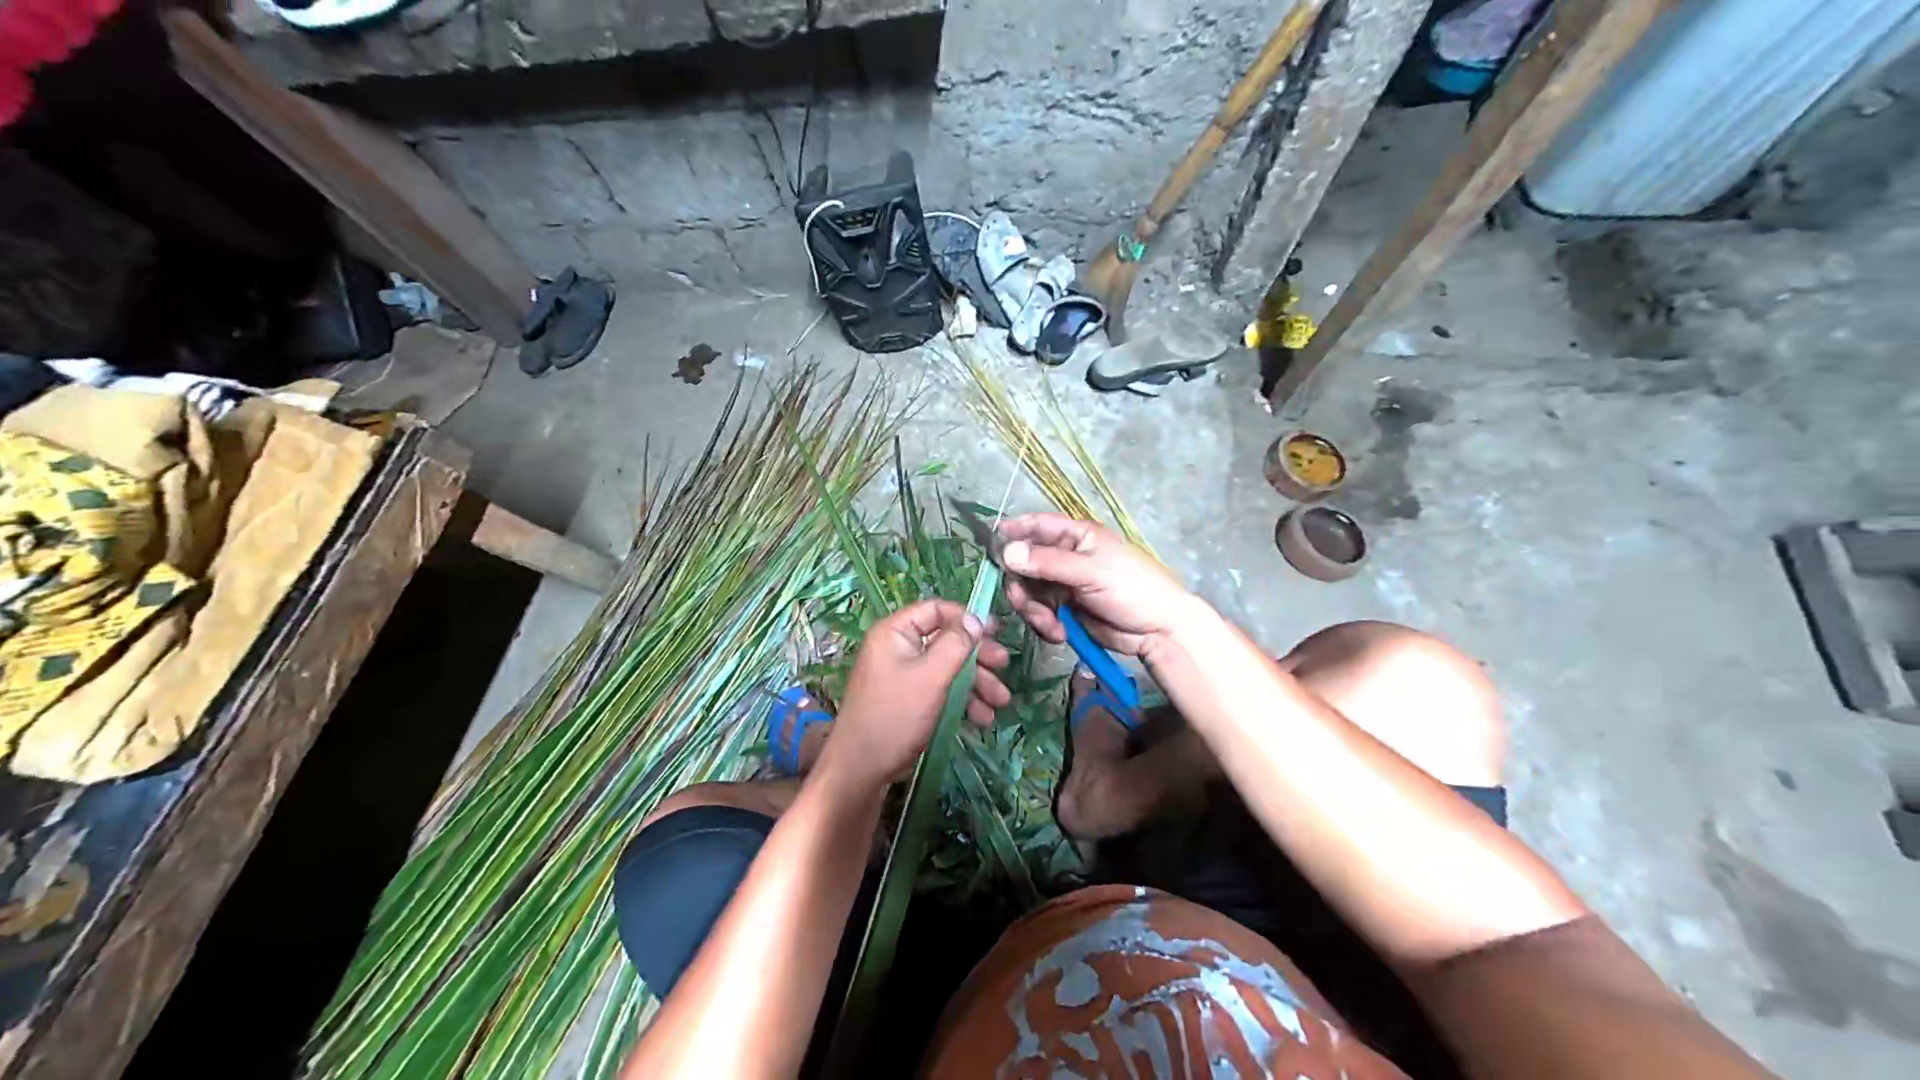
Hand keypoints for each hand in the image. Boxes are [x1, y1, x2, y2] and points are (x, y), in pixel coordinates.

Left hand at [818, 599, 1011, 792]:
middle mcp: (898, 648)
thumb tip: (976, 619)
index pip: (935, 610)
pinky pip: (940, 690)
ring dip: (976, 682)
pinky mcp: (909, 700)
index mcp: (895, 633)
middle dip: (977, 656)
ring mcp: (903, 675)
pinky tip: (982, 718)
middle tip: (1003, 666)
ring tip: (1000, 702)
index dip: (966, 618)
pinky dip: (962, 700)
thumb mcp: (931, 676)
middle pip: (946, 640)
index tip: (994, 632)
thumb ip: (956, 644)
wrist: (861, 769)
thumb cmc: (895, 716)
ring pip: (947, 668)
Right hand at [998, 514, 1200, 659]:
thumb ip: (1048, 563)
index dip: (1014, 531)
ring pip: (1031, 592)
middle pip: (1026, 564)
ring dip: (1034, 610)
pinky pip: (1041, 613)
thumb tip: (1007, 552)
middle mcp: (1068, 557)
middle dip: (1022, 585)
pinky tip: (1059, 633)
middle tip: (1023, 602)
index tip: (992, 543)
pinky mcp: (1067, 610)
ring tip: (1050, 624)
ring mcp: (1066, 584)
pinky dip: (1045, 624)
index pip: (1038, 525)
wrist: (1159, 631)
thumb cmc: (1133, 589)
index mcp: (1078, 537)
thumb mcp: (1090, 572)